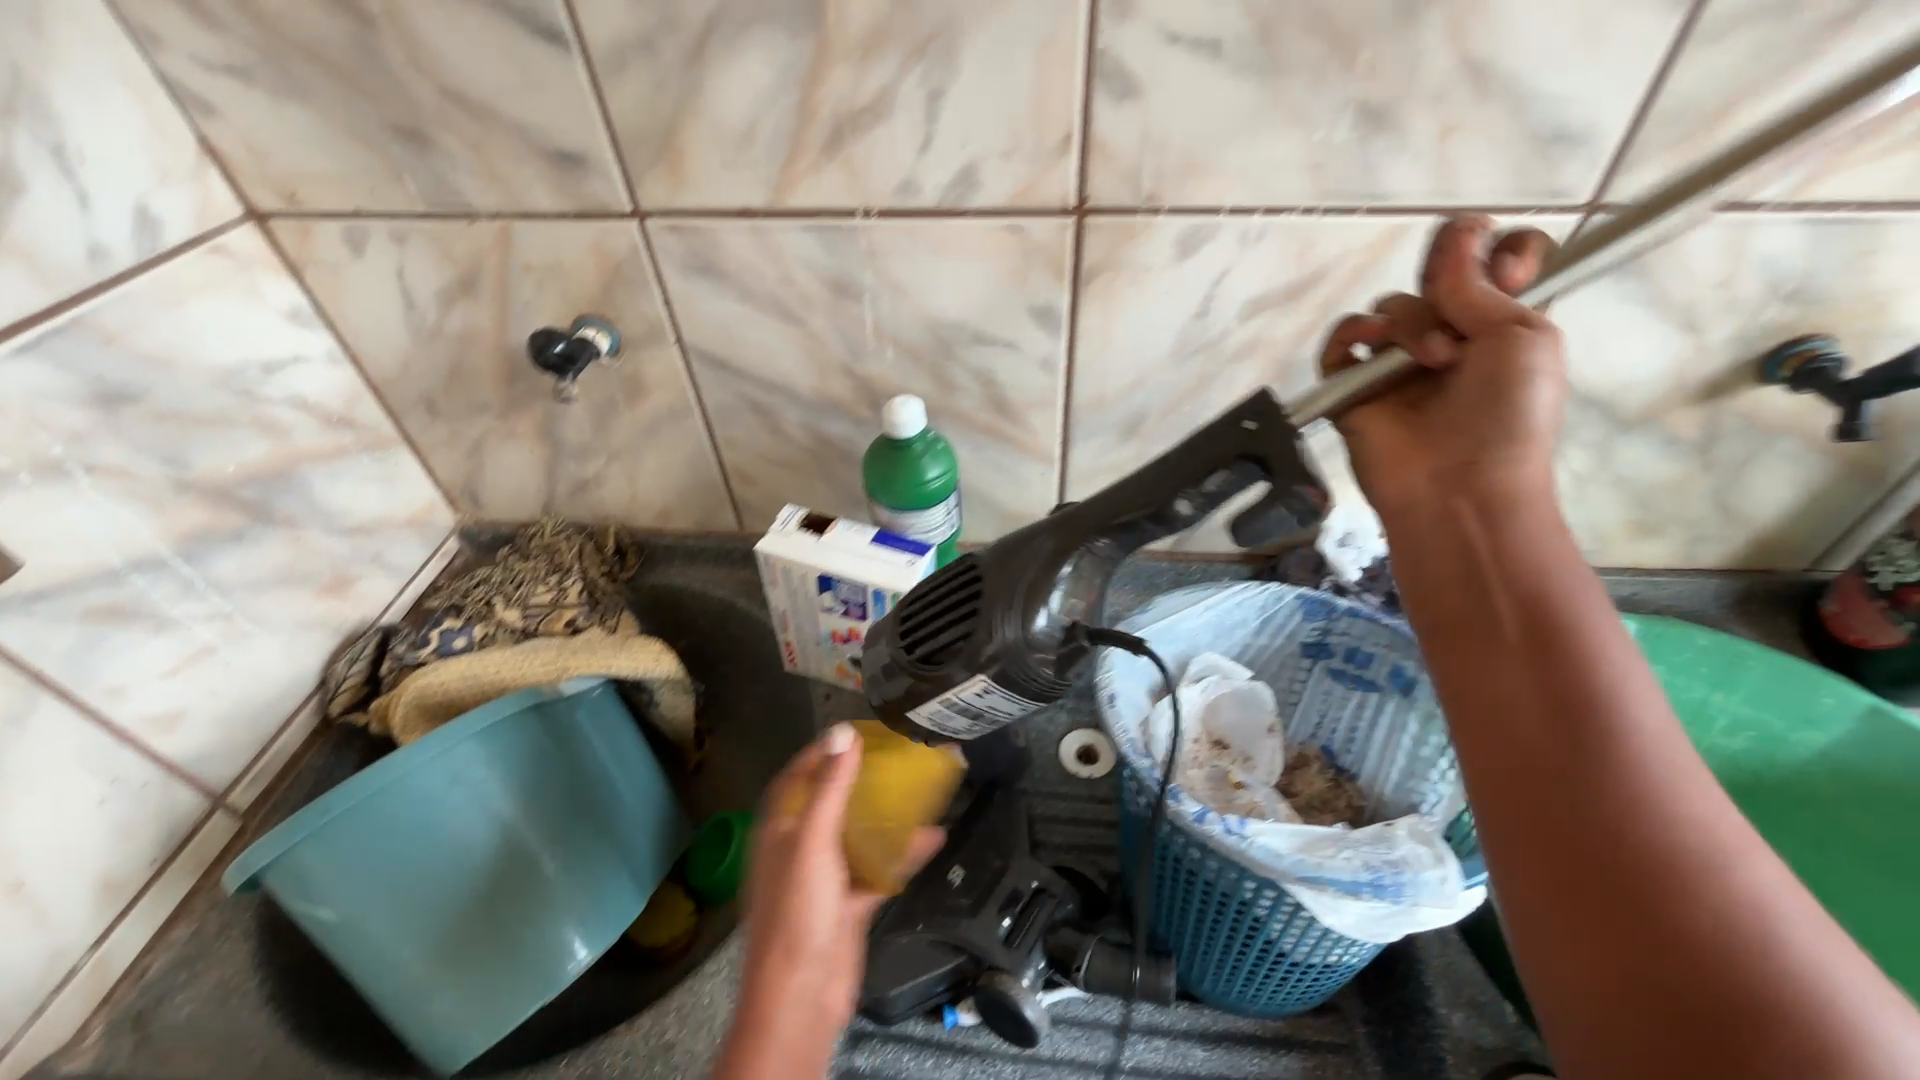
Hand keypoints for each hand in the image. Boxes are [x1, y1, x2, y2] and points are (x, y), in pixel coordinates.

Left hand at [715, 723, 943, 1079]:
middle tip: (893, 757)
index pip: (794, 779)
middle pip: (829, 804)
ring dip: (885, 816)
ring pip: (856, 836)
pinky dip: (902, 855)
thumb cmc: (798, 912)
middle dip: (859, 781)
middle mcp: (798, 849)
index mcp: (778, 831)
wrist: (803, 996)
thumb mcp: (812, 841)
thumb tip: (841, 733)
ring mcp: (824, 879)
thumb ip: (829, 789)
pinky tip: (932, 838)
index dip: (819, 754)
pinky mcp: (847, 904)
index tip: (852, 734)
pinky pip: (877, 870)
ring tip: (918, 789)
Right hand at [1318, 215, 1566, 521]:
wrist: (1461, 487)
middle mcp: (1448, 336)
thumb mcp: (1523, 337)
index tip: (1511, 274)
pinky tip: (1372, 346)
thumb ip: (1481, 285)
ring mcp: (1397, 363)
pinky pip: (1342, 340)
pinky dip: (1353, 333)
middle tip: (1459, 311)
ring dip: (1411, 323)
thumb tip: (1455, 238)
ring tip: (1430, 361)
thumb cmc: (1510, 416)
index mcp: (1499, 324)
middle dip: (1447, 281)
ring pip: (1391, 306)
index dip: (1504, 251)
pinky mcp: (1354, 387)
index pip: (1499, 261)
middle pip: (1436, 275)